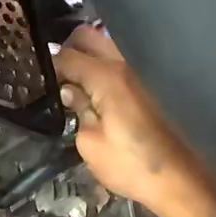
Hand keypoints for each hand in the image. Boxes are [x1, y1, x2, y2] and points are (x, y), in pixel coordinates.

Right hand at [52, 26, 215, 216]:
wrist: (178, 180)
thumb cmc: (131, 165)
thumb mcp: (91, 143)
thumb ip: (77, 110)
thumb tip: (69, 91)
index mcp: (106, 77)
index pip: (67, 55)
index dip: (48, 64)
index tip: (37, 76)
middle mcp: (124, 64)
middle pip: (88, 36)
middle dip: (68, 48)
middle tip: (56, 73)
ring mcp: (140, 71)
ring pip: (106, 45)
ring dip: (88, 55)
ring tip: (74, 81)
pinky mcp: (149, 83)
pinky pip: (120, 62)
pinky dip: (104, 67)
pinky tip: (95, 89)